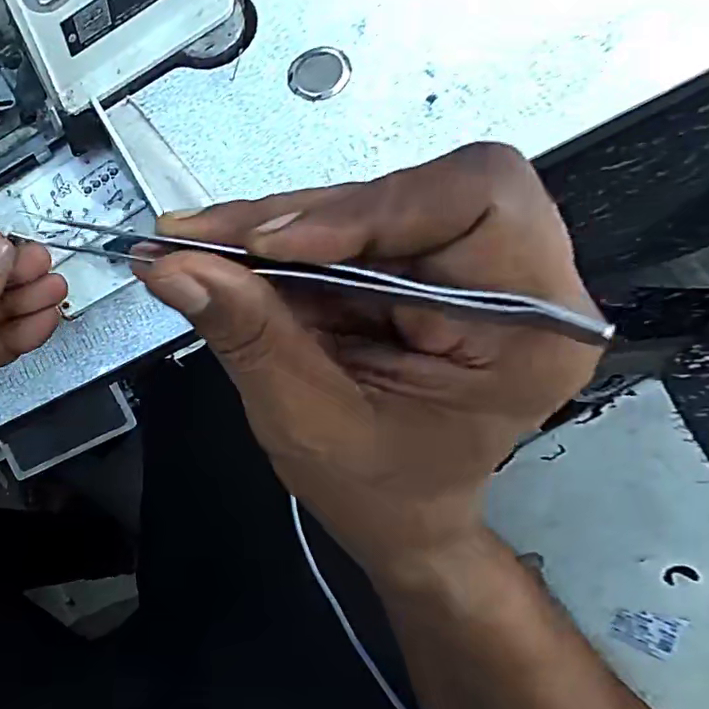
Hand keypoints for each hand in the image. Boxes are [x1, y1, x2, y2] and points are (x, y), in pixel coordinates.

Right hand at [135, 143, 602, 573]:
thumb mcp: (310, 424)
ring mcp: (475, 271)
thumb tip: (175, 265)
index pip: (476, 201)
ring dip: (284, 227)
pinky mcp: (426, 268)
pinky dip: (289, 244)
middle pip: (417, 191)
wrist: (403, 516)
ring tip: (205, 249)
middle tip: (208, 239)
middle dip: (305, 217)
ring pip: (375, 203)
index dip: (368, 209)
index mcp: (533, 332)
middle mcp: (523, 284)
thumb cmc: (379, 494)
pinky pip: (355, 228)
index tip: (270, 245)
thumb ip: (251, 338)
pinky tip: (236, 258)